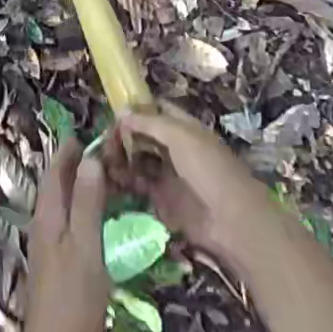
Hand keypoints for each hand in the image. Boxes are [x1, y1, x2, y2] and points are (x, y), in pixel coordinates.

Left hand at [0, 138, 107, 331]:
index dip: (69, 150)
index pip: (55, 171)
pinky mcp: (64, 265)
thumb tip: (90, 158)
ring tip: (115, 177)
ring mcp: (54, 247)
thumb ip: (87, 202)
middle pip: (60, 186)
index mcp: (48, 216)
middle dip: (79, 166)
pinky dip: (92, 211)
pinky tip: (110, 217)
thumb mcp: (85, 244)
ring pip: (69, 205)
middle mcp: (47, 226)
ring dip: (87, 188)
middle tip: (110, 152)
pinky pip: (77, 224)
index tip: (92, 132)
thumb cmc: (73, 297)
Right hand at [116, 104, 278, 263]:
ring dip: (120, 159)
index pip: (156, 111)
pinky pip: (139, 186)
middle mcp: (175, 148)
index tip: (112, 116)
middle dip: (123, 137)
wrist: (231, 221)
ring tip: (101, 162)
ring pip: (138, 161)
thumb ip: (150, 123)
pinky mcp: (163, 200)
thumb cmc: (209, 169)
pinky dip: (124, 181)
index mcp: (184, 128)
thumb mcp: (181, 137)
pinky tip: (108, 180)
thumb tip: (122, 112)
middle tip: (103, 144)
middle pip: (143, 136)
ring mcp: (169, 175)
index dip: (135, 111)